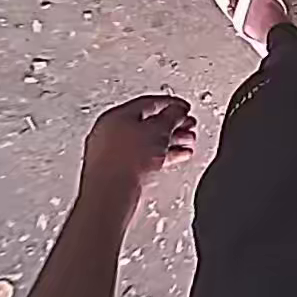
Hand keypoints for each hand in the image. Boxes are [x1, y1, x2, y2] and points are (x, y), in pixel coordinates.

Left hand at [77, 95, 197, 210]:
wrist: (112, 193)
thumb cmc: (126, 160)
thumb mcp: (159, 129)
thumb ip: (172, 116)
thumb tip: (177, 111)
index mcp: (116, 116)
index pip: (148, 103)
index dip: (171, 104)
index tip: (184, 108)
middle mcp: (109, 131)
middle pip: (148, 123)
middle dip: (172, 125)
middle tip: (187, 125)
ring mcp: (111, 152)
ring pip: (146, 141)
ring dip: (170, 141)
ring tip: (187, 143)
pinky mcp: (115, 171)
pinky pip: (142, 157)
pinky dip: (160, 156)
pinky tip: (174, 157)